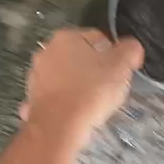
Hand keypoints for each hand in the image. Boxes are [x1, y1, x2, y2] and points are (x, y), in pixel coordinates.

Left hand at [20, 28, 143, 147]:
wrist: (58, 126)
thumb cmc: (90, 92)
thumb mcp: (121, 66)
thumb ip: (130, 50)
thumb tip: (131, 48)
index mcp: (66, 37)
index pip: (99, 38)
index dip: (114, 55)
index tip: (120, 72)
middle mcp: (46, 51)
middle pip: (80, 57)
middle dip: (94, 70)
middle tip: (108, 87)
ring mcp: (36, 75)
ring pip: (66, 77)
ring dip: (79, 86)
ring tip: (92, 103)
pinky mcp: (32, 97)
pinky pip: (56, 96)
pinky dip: (66, 102)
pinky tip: (75, 113)